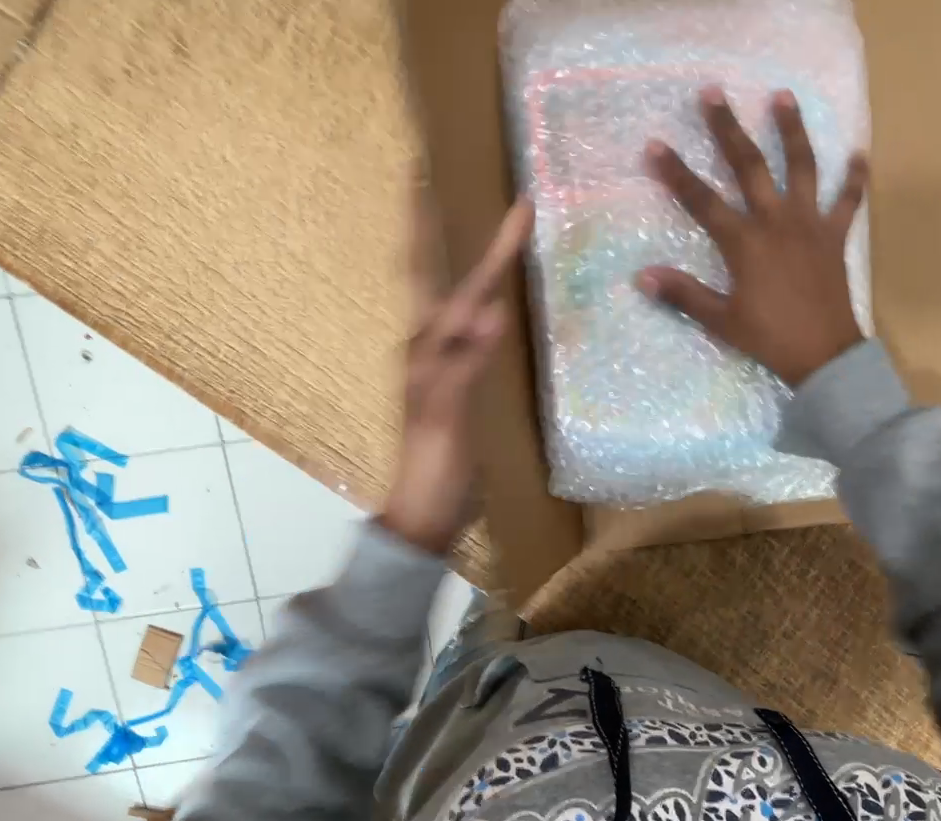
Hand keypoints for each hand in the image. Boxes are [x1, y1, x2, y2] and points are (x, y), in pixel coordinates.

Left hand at [379, 187, 533, 553]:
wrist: (425, 514)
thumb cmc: (435, 468)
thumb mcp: (449, 417)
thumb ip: (465, 365)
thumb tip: (493, 312)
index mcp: (426, 350)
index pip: (456, 285)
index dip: (487, 247)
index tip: (515, 205)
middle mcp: (428, 348)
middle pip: (437, 279)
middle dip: (435, 232)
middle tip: (431, 185)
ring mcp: (440, 367)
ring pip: (450, 302)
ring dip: (458, 264)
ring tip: (461, 230)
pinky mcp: (455, 386)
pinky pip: (466, 333)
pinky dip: (478, 307)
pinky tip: (488, 306)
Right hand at [637, 86, 868, 385]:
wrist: (824, 355)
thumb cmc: (769, 338)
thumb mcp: (722, 320)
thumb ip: (684, 294)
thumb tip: (643, 276)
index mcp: (745, 243)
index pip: (702, 202)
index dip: (677, 175)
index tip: (655, 146)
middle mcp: (776, 222)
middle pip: (750, 166)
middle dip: (728, 129)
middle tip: (714, 93)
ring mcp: (810, 225)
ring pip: (802, 167)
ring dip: (792, 131)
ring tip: (783, 97)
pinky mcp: (836, 237)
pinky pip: (848, 202)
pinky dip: (854, 179)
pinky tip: (859, 155)